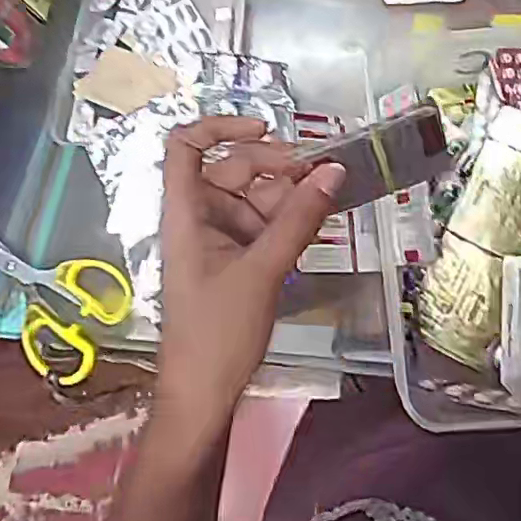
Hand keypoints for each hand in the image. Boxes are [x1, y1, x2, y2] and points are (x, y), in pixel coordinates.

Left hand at [157, 116, 345, 429]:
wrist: (203, 394)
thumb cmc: (218, 333)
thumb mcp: (262, 271)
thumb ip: (299, 220)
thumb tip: (334, 171)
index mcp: (186, 211)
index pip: (186, 146)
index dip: (221, 126)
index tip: (267, 129)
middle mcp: (199, 217)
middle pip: (233, 168)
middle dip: (276, 166)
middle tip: (323, 174)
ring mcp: (218, 238)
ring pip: (254, 197)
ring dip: (289, 195)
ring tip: (328, 198)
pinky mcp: (236, 259)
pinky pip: (263, 225)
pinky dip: (288, 221)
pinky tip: (315, 222)